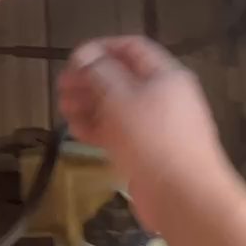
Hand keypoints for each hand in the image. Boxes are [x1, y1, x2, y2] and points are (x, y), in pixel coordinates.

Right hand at [58, 37, 237, 211]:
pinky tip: (76, 129)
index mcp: (165, 75)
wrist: (184, 197)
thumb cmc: (152, 138)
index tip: (73, 58)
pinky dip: (98, 128)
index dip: (101, 48)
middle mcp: (163, 96)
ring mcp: (155, 126)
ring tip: (63, 108)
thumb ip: (99, 71)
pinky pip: (119, 132)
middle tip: (62, 86)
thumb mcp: (120, 96)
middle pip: (121, 78)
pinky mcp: (147, 152)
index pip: (131, 48)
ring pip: (117, 106)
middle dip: (89, 79)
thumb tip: (84, 54)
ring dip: (89, 104)